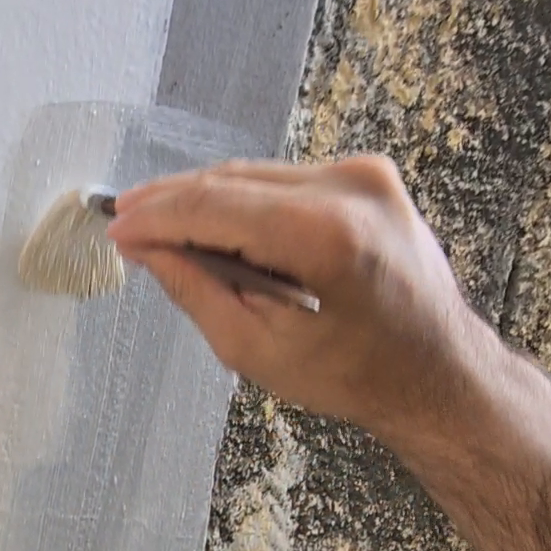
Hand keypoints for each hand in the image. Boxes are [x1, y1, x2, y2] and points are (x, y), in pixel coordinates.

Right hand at [106, 155, 491, 438]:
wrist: (435, 371)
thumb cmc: (351, 375)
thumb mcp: (253, 347)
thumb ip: (193, 289)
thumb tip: (147, 249)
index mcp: (322, 235)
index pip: (211, 206)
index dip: (154, 216)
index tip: (116, 229)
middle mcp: (348, 187)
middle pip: (228, 182)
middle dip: (169, 202)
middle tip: (124, 220)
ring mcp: (363, 175)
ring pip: (251, 176)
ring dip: (200, 200)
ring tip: (154, 223)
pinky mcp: (366, 177)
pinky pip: (279, 181)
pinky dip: (238, 202)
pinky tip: (207, 222)